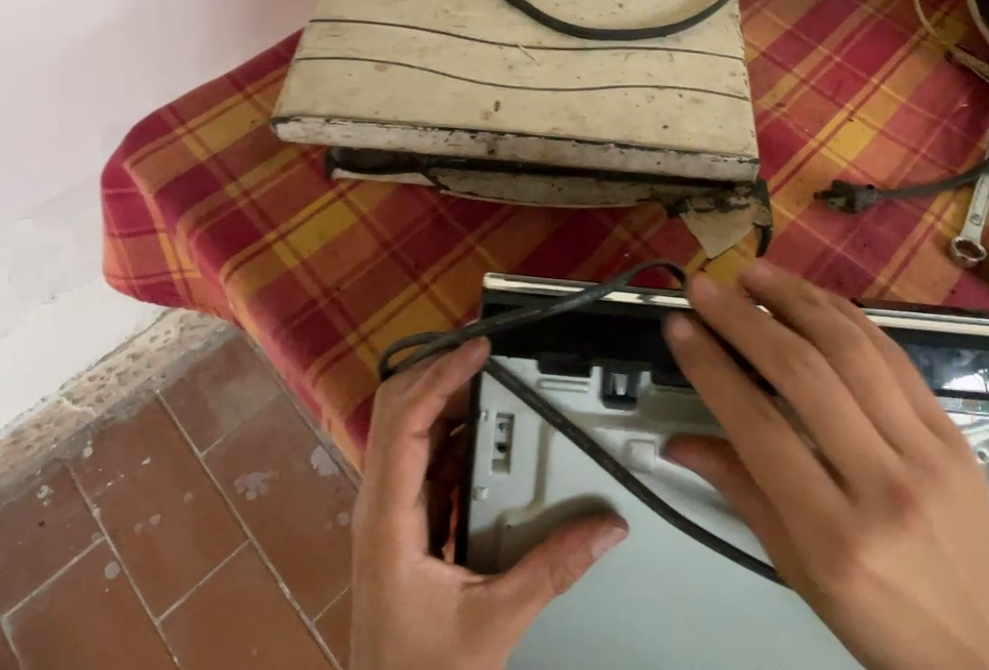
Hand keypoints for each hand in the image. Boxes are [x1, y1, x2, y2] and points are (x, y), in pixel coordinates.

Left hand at [349, 339, 629, 669]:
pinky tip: (485, 434)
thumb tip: (607, 528)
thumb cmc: (426, 669)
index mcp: (389, 519)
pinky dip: (451, 435)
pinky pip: (423, 461)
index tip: (478, 350)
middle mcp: (380, 505)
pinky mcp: (403, 524)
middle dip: (438, 375)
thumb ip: (552, 570)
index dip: (438, 376)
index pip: (404, 423)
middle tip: (486, 354)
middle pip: (396, 414)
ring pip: (406, 432)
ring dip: (443, 400)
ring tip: (490, 381)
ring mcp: (388, 513)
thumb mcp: (496, 620)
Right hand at [663, 262, 988, 669]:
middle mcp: (884, 483)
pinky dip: (848, 318)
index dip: (711, 368)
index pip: (758, 428)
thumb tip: (677, 443)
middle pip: (804, 376)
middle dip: (744, 321)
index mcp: (834, 535)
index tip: (679, 328)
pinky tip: (814, 299)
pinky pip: (894, 358)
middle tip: (704, 289)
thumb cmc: (886, 626)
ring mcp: (928, 451)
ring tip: (754, 275)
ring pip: (854, 351)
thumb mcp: (800, 573)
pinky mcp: (954, 432)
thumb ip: (741, 494)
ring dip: (797, 300)